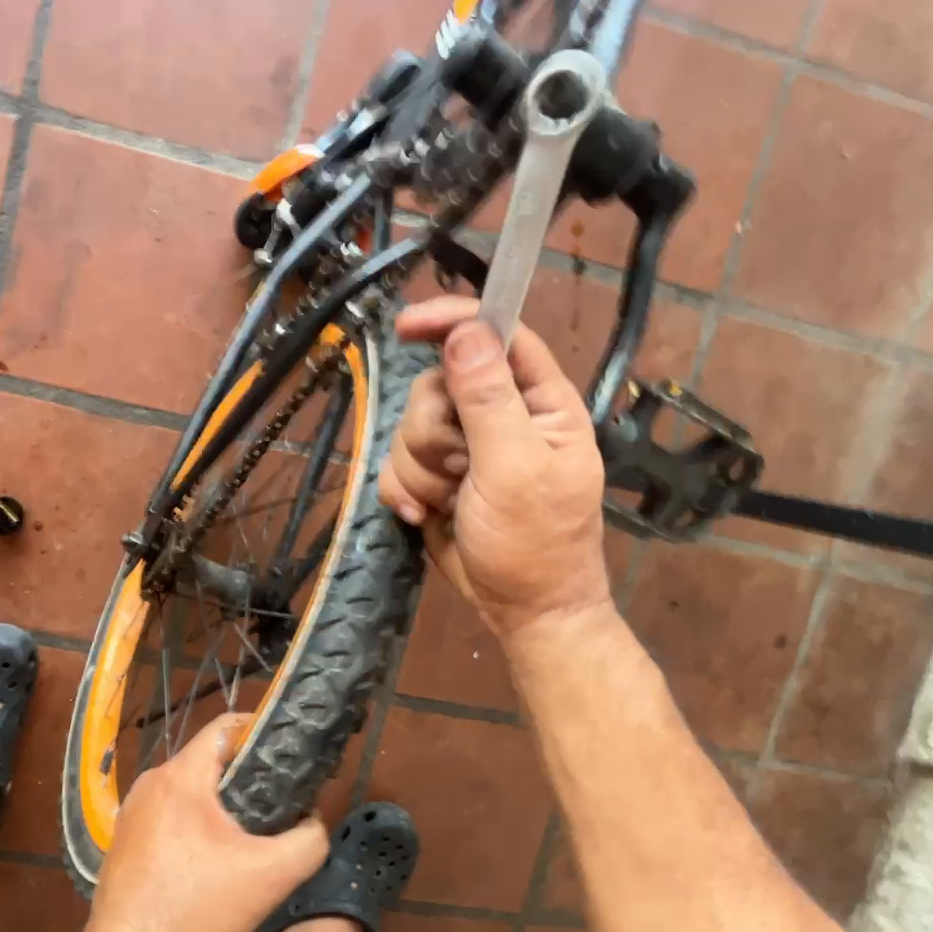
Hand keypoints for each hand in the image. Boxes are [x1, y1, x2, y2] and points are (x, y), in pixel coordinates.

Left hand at [86, 714, 328, 931]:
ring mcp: (131, 811)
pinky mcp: (123, 839)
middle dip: (242, 776)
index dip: (260, 730)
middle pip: (206, 761)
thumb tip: (313, 820)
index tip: (286, 751)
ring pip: (186, 791)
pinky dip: (191, 825)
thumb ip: (307, 842)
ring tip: (246, 833)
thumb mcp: (269, 877)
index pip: (224, 727)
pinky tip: (208, 861)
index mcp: (180, 776)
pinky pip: (166, 815)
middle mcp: (150, 783)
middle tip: (275, 800)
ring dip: (216, 805)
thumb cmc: (197, 909)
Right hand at [379, 295, 612, 637]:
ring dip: (419, 470)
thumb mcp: (515, 467)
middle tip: (458, 468)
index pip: (497, 336)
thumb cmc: (535, 542)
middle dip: (432, 432)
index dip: (453, 322)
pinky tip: (423, 513)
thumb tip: (465, 331)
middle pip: (436, 385)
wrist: (520, 610)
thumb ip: (488, 398)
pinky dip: (401, 489)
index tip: (407, 326)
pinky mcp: (432, 477)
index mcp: (538, 402)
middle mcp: (498, 415)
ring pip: (408, 426)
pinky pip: (394, 462)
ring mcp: (462, 448)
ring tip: (448, 500)